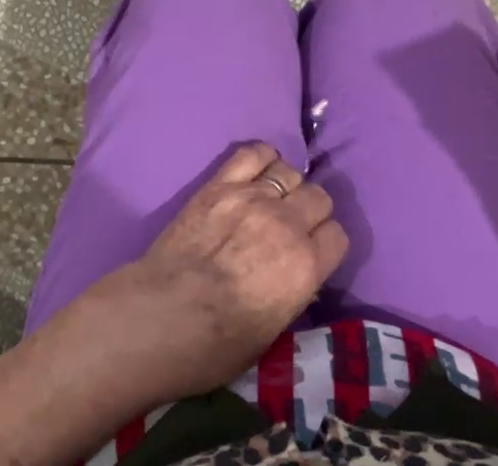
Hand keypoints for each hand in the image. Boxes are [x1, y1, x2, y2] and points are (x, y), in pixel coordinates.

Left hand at [86, 142, 348, 402]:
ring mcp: (252, 198)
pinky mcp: (219, 184)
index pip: (338, 236)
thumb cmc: (215, 344)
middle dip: (311, 212)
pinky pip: (253, 153)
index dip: (325, 245)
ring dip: (286, 186)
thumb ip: (292, 292)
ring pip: (289, 172)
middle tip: (291, 226)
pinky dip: (261, 159)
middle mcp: (287, 224)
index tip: (312, 253)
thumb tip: (295, 277)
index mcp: (307, 267)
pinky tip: (255, 173)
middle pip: (319, 197)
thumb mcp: (272, 332)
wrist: (158, 316)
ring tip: (271, 200)